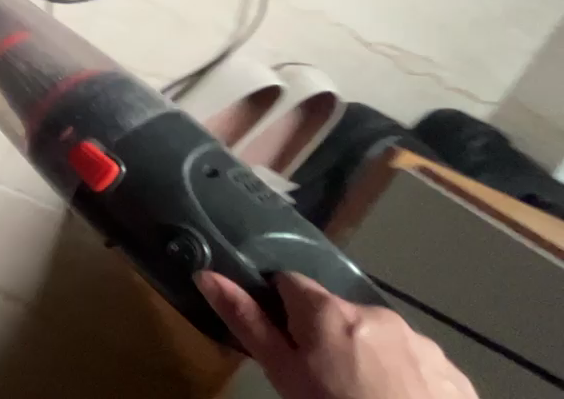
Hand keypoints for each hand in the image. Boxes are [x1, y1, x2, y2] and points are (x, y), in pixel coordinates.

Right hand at [196, 270, 477, 398]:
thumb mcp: (283, 372)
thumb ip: (246, 320)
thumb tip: (205, 274)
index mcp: (328, 309)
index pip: (288, 281)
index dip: (279, 307)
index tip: (284, 339)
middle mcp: (375, 314)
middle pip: (335, 310)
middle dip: (326, 333)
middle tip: (322, 374)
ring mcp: (422, 343)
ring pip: (378, 336)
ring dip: (367, 353)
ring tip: (364, 392)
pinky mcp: (456, 374)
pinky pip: (418, 362)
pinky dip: (405, 376)